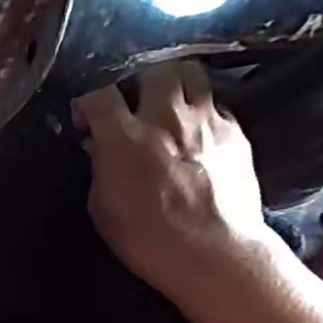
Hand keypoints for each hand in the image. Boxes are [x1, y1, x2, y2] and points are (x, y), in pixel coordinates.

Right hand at [73, 60, 282, 298]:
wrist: (211, 252)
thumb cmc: (144, 236)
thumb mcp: (101, 205)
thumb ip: (100, 168)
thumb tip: (102, 148)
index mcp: (125, 137)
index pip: (99, 95)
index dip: (87, 105)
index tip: (85, 122)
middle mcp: (167, 117)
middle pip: (155, 71)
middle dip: (138, 84)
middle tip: (133, 108)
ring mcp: (207, 121)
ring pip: (192, 75)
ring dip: (175, 88)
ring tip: (168, 111)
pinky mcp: (236, 133)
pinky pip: (216, 106)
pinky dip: (201, 114)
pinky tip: (195, 137)